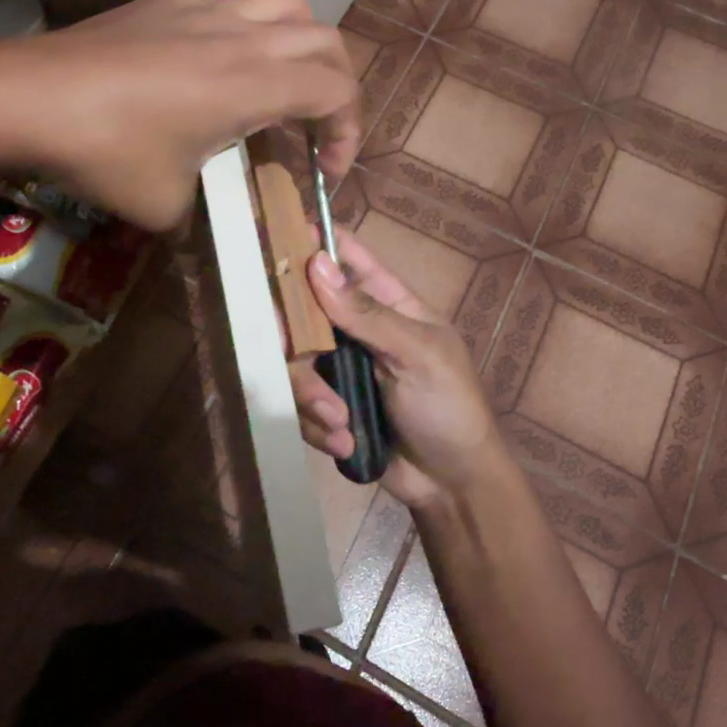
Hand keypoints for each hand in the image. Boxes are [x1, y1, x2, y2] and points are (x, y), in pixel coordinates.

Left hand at [0, 0, 360, 231]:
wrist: (27, 100)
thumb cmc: (104, 154)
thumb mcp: (167, 208)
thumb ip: (206, 214)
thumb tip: (207, 224)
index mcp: (253, 86)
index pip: (336, 92)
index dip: (348, 133)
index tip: (326, 171)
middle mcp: (242, 37)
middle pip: (324, 42)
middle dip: (337, 88)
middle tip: (316, 130)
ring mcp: (203, 8)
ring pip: (284, 0)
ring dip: (301, 40)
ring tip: (283, 76)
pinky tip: (231, 23)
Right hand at [292, 228, 510, 508]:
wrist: (452, 485)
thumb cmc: (450, 407)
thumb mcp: (418, 355)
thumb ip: (367, 313)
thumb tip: (316, 262)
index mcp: (385, 300)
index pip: (343, 254)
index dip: (310, 241)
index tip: (274, 243)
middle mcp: (353, 327)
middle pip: (299, 309)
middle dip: (294, 340)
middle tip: (291, 355)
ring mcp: (337, 367)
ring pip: (292, 361)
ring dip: (310, 395)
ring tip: (341, 423)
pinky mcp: (324, 404)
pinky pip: (296, 402)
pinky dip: (315, 425)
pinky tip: (345, 443)